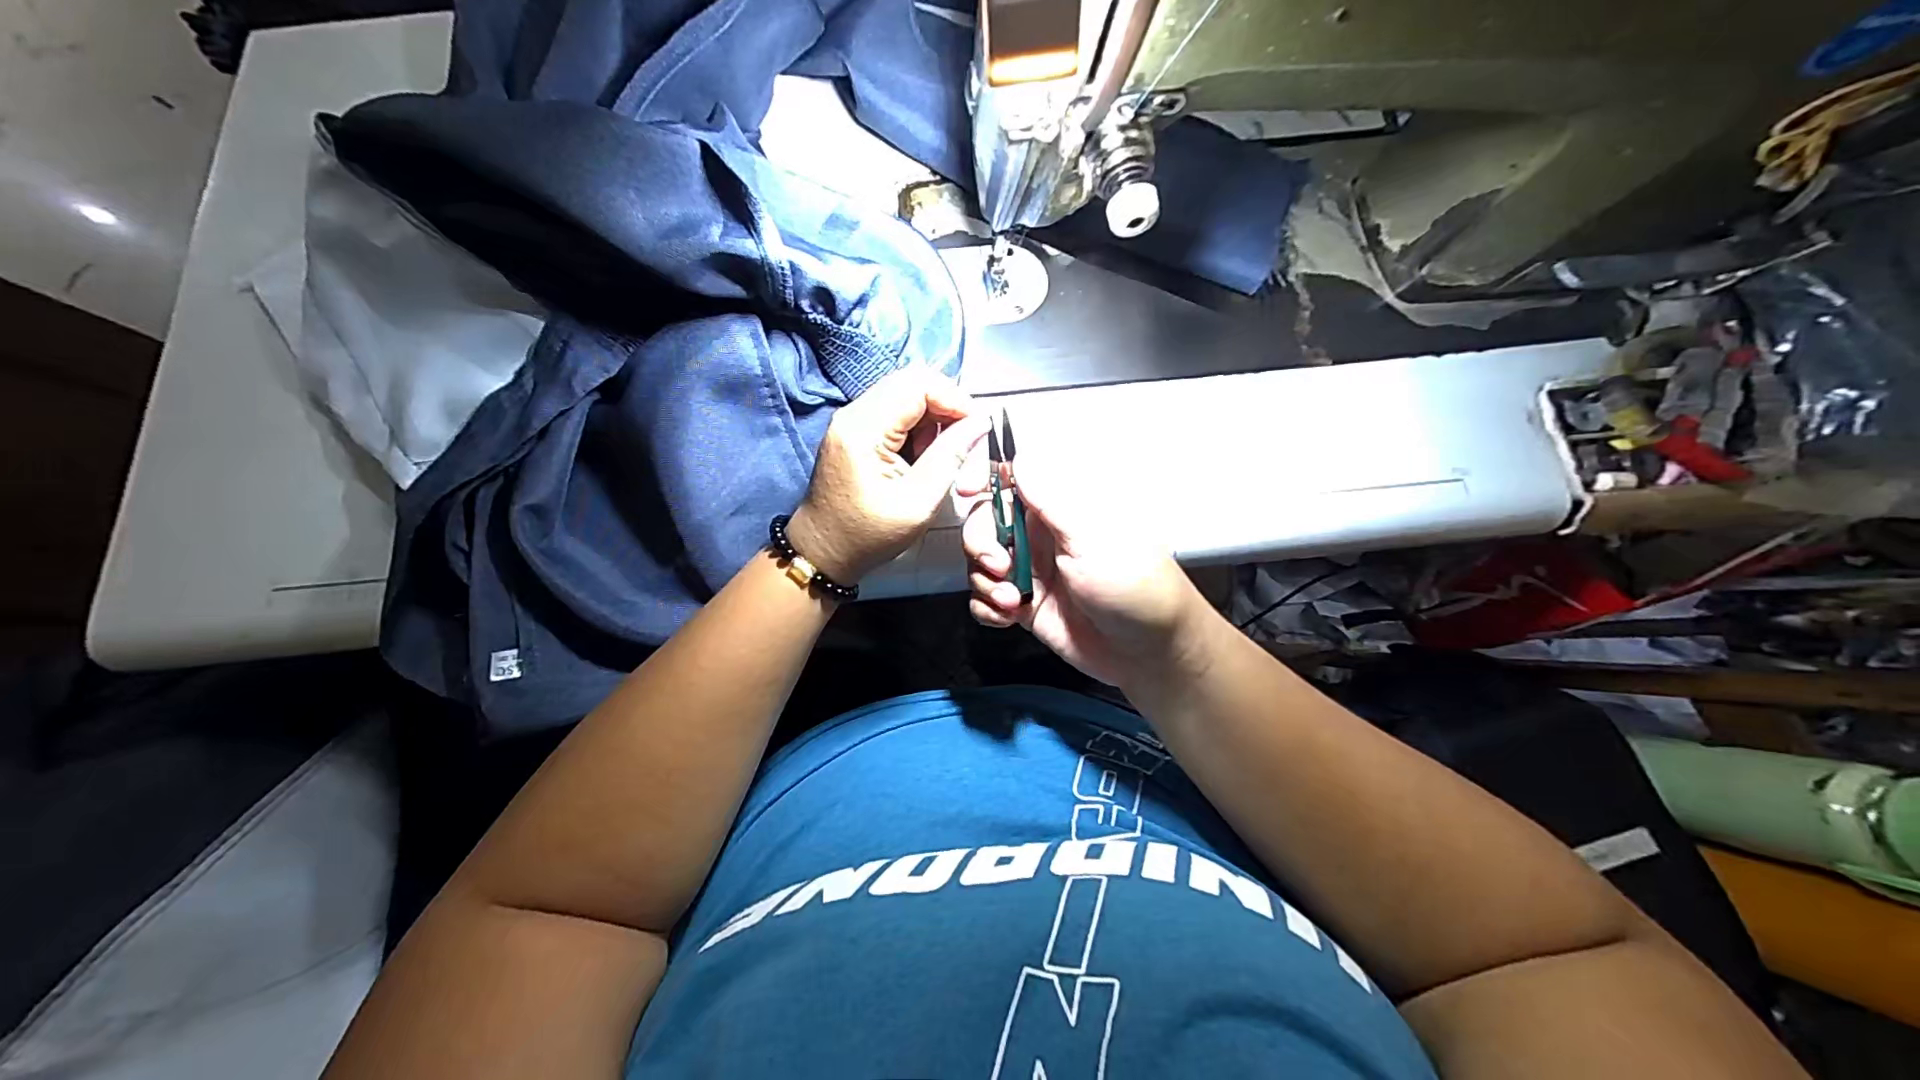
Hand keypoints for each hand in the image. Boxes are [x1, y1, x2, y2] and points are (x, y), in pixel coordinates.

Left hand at [787, 368, 989, 583]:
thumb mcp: (918, 503)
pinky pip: (895, 410)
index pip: (919, 385)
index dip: (955, 400)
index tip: (976, 428)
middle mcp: (853, 414)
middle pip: (912, 382)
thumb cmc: (867, 536)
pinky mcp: (854, 430)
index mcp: (863, 430)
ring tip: (941, 454)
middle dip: (947, 406)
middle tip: (964, 441)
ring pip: (905, 394)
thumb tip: (979, 423)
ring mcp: (851, 420)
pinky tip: (922, 456)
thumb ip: (951, 457)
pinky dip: (918, 426)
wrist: (823, 550)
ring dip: (933, 417)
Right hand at [958, 444, 1211, 688]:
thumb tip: (1021, 456)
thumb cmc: (1138, 589)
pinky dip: (986, 607)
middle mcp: (1044, 533)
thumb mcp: (1093, 536)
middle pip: (985, 520)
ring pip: (980, 561)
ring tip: (1012, 601)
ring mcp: (1032, 568)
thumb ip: (1051, 497)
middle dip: (980, 542)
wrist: (1148, 653)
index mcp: (1063, 505)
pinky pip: (985, 598)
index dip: (984, 476)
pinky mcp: (1025, 603)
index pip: (1013, 475)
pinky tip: (1006, 616)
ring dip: (984, 581)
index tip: (969, 489)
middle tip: (1000, 565)